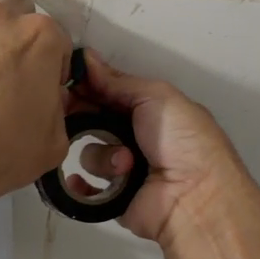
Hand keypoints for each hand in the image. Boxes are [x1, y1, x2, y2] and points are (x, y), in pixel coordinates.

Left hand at [0, 0, 71, 212]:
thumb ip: (59, 110)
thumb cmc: (1, 152)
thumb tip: (50, 98)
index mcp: (43, 39)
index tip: (41, 87)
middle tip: (8, 66)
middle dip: (19, 34)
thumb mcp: (53, 140)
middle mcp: (4, 17)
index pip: (58, 41)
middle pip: (20, 9)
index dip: (53, 66)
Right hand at [69, 51, 246, 244]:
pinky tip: (80, 183)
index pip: (107, 93)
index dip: (85, 87)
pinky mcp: (112, 198)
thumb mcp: (157, 97)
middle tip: (71, 114)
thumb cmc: (182, 141)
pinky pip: (85, 188)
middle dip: (84, 118)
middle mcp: (134, 138)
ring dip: (104, 156)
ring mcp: (123, 170)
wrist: (196, 198)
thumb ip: (119, 82)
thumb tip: (86, 59)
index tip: (64, 82)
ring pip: (90, 154)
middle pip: (92, 121)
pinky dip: (80, 185)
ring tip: (127, 165)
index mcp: (149, 111)